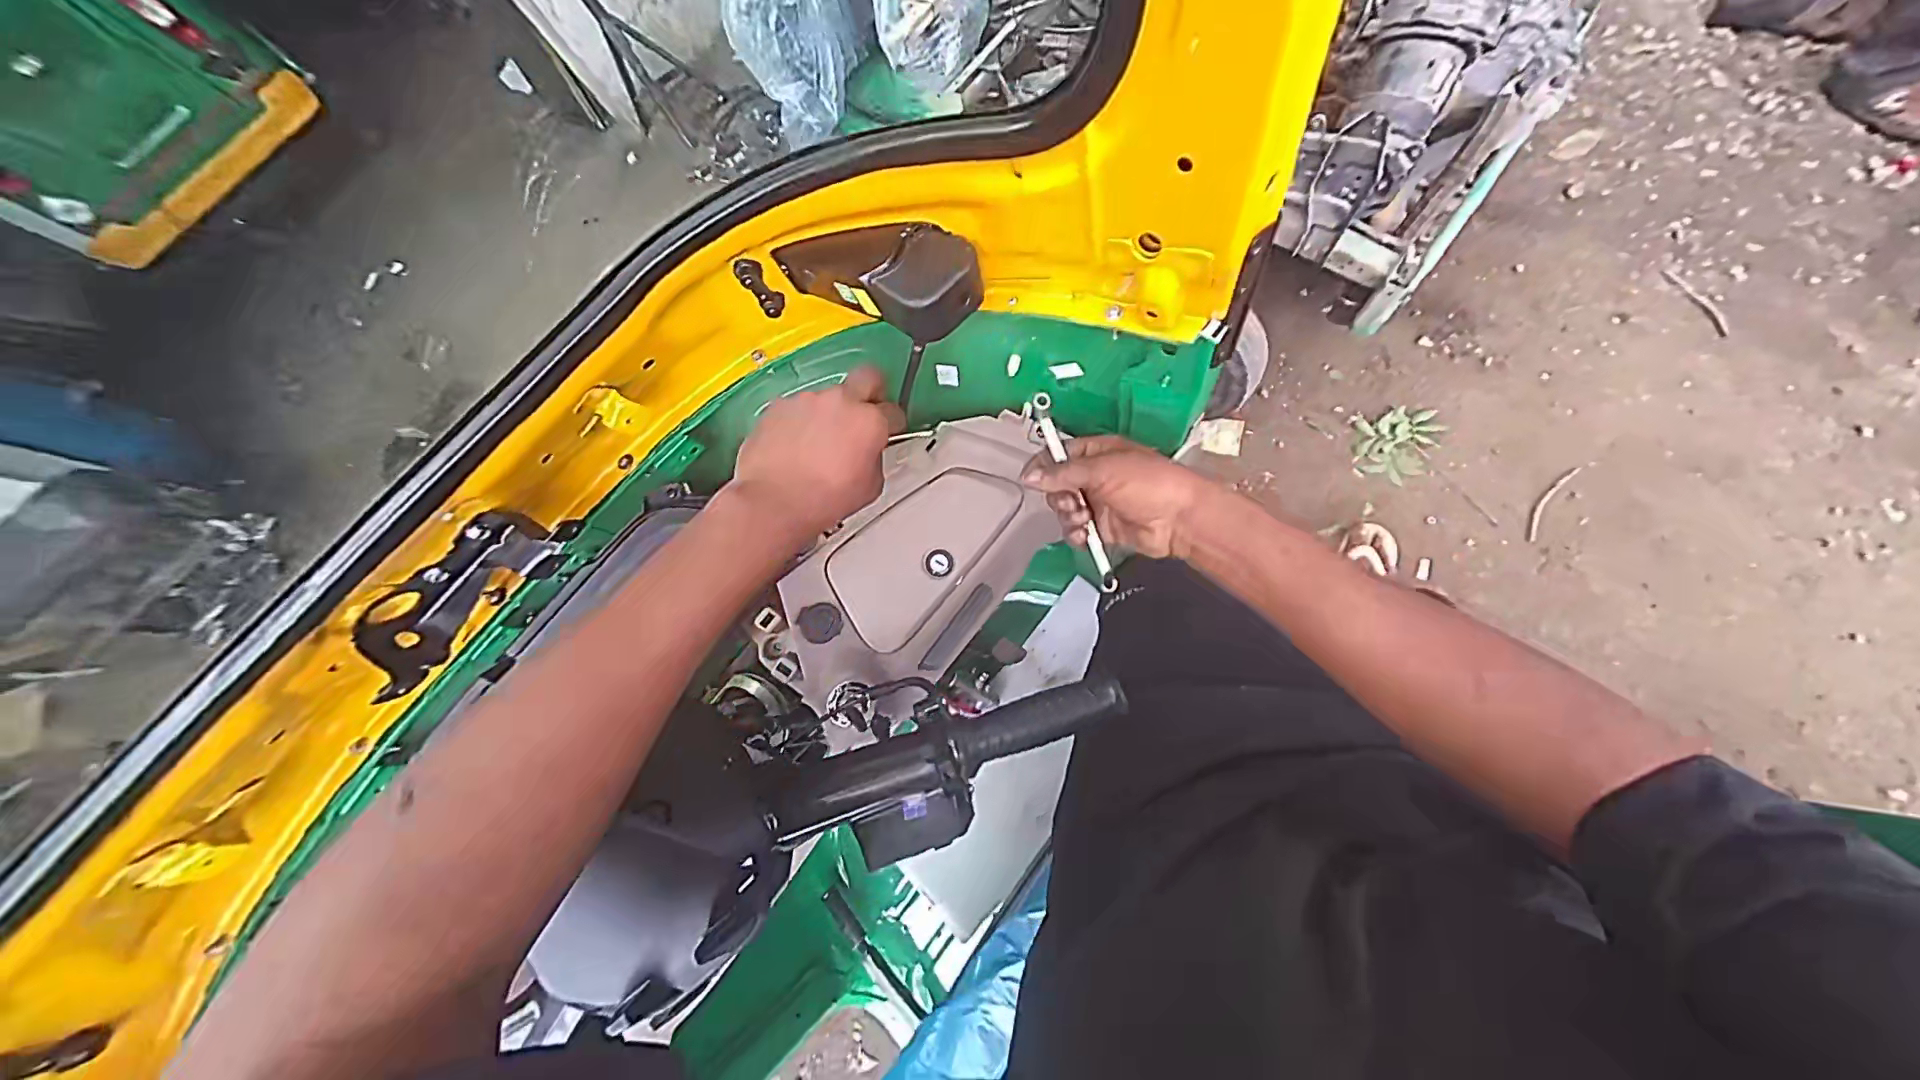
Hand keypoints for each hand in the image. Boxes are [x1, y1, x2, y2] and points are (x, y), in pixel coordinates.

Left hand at [730, 367, 904, 538]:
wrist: (775, 502)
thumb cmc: (820, 499)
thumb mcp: (870, 487)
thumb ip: (875, 459)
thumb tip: (869, 455)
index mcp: (870, 421)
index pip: (893, 410)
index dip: (892, 422)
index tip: (889, 428)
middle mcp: (841, 402)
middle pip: (867, 377)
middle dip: (871, 391)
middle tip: (866, 411)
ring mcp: (808, 400)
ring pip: (828, 395)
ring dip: (830, 412)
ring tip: (821, 442)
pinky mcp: (780, 406)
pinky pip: (798, 407)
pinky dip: (801, 420)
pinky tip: (798, 444)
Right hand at [1022, 435, 1211, 558]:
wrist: (1179, 520)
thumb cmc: (1152, 484)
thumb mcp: (1103, 470)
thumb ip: (1063, 473)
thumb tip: (1031, 475)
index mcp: (1097, 452)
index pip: (1059, 454)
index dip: (1043, 465)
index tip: (1032, 478)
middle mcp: (1096, 476)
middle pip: (1057, 485)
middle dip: (1058, 496)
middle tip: (1072, 501)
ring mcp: (1099, 502)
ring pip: (1064, 510)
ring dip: (1068, 516)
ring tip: (1083, 519)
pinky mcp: (1102, 527)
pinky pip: (1076, 530)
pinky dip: (1076, 534)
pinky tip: (1085, 535)